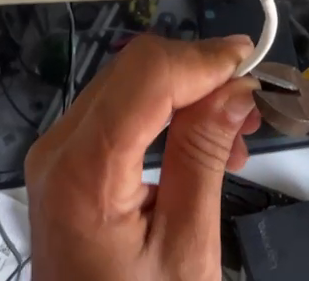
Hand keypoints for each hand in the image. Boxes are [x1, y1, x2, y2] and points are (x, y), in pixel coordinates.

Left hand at [26, 34, 260, 280]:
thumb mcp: (185, 250)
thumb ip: (204, 156)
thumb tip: (235, 88)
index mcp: (81, 171)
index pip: (146, 75)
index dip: (202, 59)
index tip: (252, 62)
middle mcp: (58, 147)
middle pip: (134, 70)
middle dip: (198, 74)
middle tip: (252, 102)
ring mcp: (56, 153)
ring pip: (127, 83)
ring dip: (185, 92)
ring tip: (236, 132)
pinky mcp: (65, 163)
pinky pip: (118, 111)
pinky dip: (163, 112)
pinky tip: (201, 140)